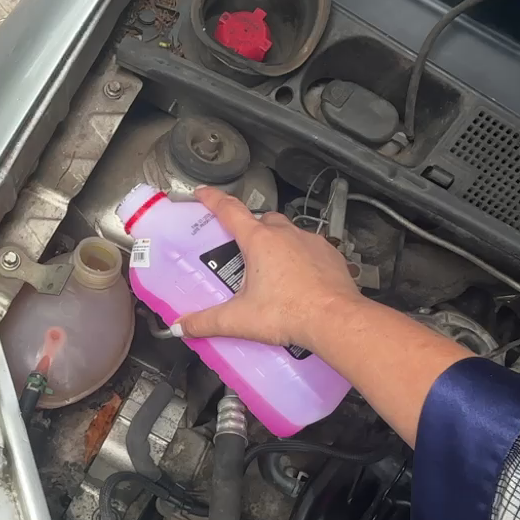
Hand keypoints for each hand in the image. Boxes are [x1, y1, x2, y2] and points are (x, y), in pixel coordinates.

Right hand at [174, 185, 361, 352]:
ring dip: (276, 244)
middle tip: (239, 248)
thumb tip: (184, 326)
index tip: (203, 193)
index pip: (230, 211)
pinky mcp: (329, 255)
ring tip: (268, 269)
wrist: (335, 320)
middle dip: (249, 229)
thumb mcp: (238, 319)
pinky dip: (299, 257)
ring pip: (287, 232)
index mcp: (259, 241)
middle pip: (261, 220)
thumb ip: (206, 322)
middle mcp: (285, 234)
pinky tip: (295, 278)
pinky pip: (310, 248)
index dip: (213, 200)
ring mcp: (310, 242)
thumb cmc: (290, 312)